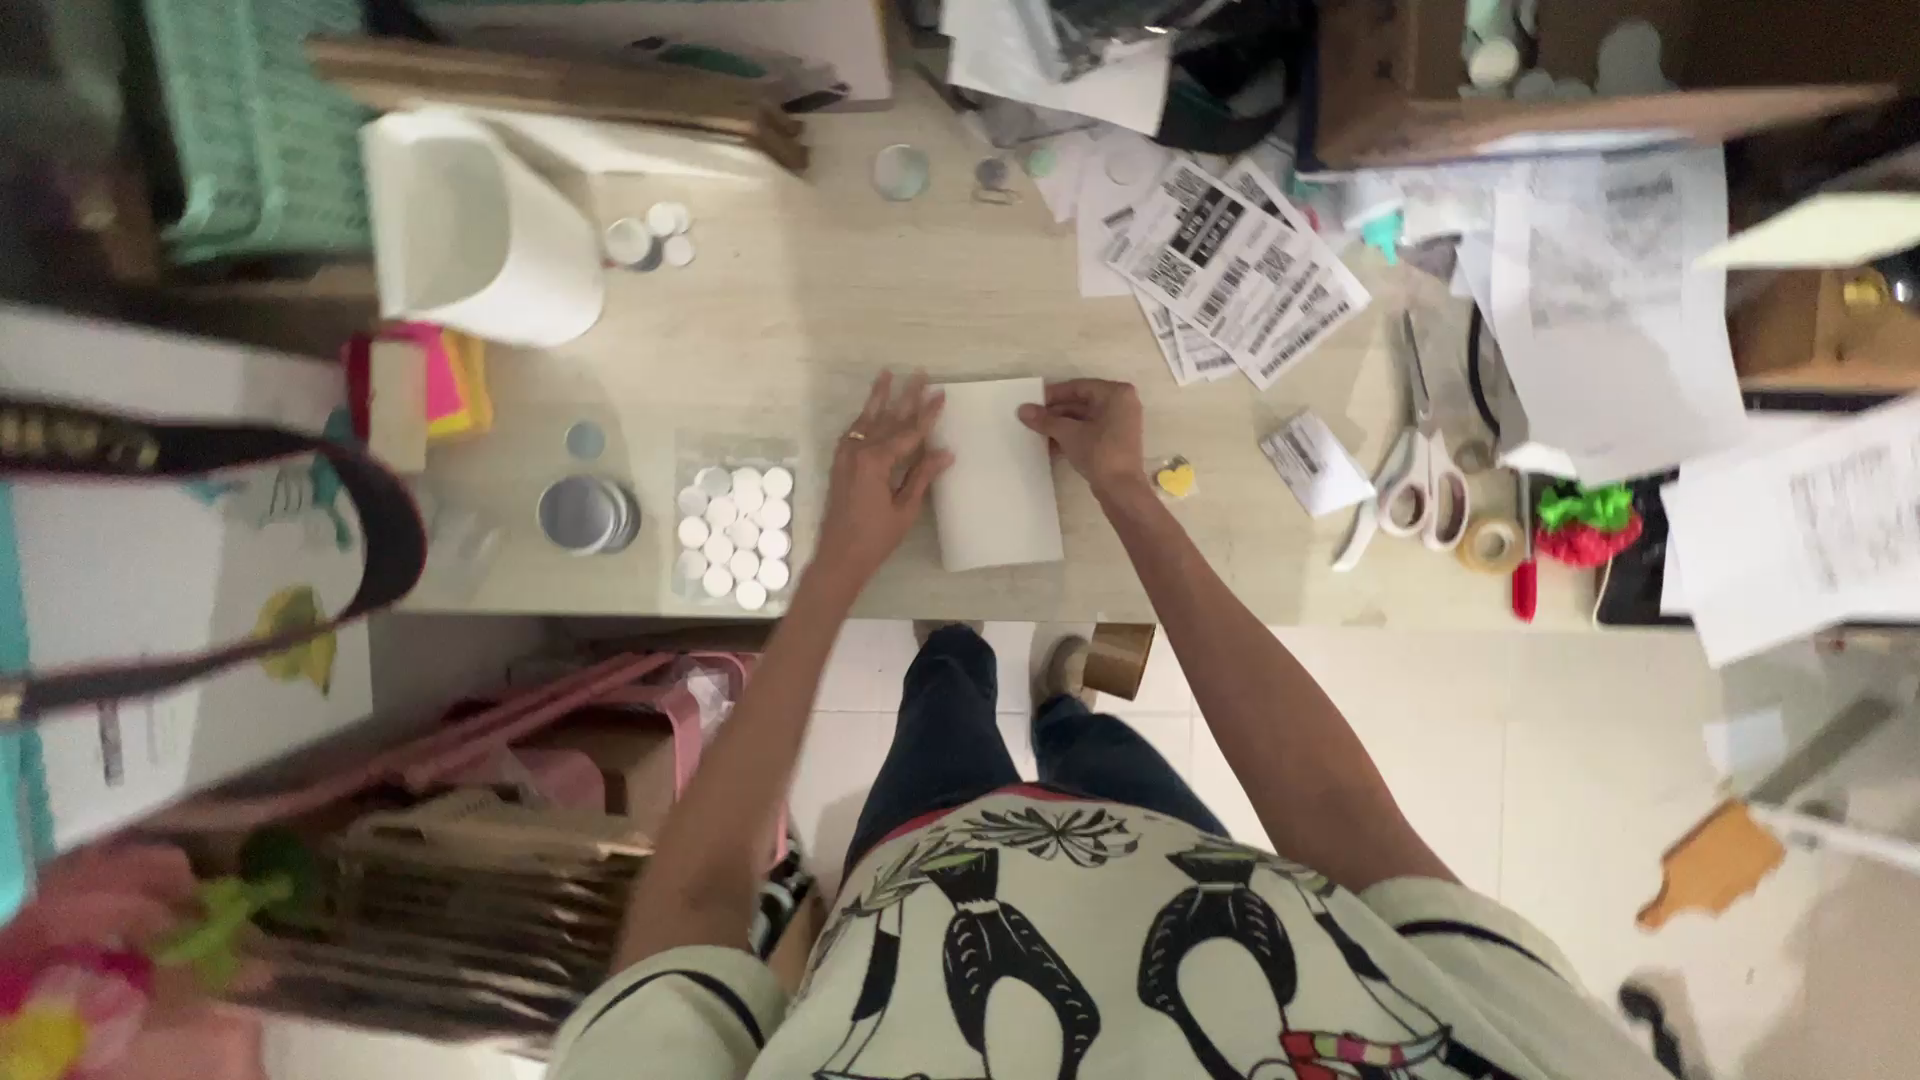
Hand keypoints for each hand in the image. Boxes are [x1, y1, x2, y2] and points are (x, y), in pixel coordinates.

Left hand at [813, 371, 951, 584]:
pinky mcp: (840, 464)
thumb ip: (922, 476)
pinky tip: (871, 410)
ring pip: (867, 420)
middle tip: (919, 374)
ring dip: (879, 398)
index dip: (927, 413)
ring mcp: (845, 456)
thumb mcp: (905, 508)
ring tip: (886, 375)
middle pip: (888, 419)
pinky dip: (865, 419)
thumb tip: (945, 452)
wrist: (839, 556)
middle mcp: (858, 452)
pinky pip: (854, 433)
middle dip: (906, 397)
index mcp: (876, 462)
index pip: (908, 432)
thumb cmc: (876, 538)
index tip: (941, 394)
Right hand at [1018, 379, 1145, 498]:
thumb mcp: (1069, 433)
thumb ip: (1045, 420)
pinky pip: (1090, 431)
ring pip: (1084, 418)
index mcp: (1116, 394)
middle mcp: (1122, 404)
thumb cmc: (1099, 452)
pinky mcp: (1115, 441)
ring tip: (1038, 432)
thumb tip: (1022, 409)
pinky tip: (1051, 444)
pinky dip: (1072, 435)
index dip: (1053, 394)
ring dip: (1061, 425)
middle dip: (1056, 412)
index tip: (1033, 401)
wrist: (1121, 489)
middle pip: (1081, 403)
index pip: (1079, 387)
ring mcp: (1120, 423)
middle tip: (1032, 418)